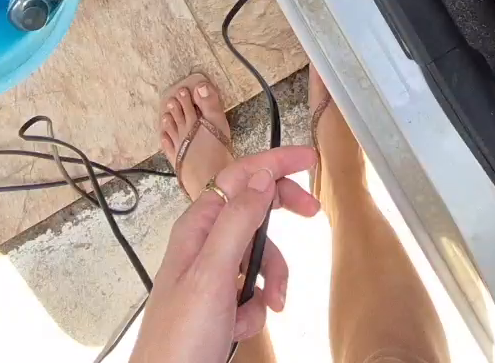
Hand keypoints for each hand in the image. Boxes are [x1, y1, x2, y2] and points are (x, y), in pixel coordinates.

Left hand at [130, 146, 319, 362]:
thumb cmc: (181, 336)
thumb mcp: (214, 272)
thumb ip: (238, 219)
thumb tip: (262, 175)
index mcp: (199, 224)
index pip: (241, 175)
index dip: (275, 162)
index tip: (309, 158)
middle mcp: (205, 240)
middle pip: (253, 207)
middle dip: (282, 214)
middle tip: (313, 214)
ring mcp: (212, 271)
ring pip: (259, 252)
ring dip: (272, 276)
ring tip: (273, 304)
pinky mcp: (219, 300)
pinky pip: (253, 287)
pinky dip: (257, 304)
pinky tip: (244, 324)